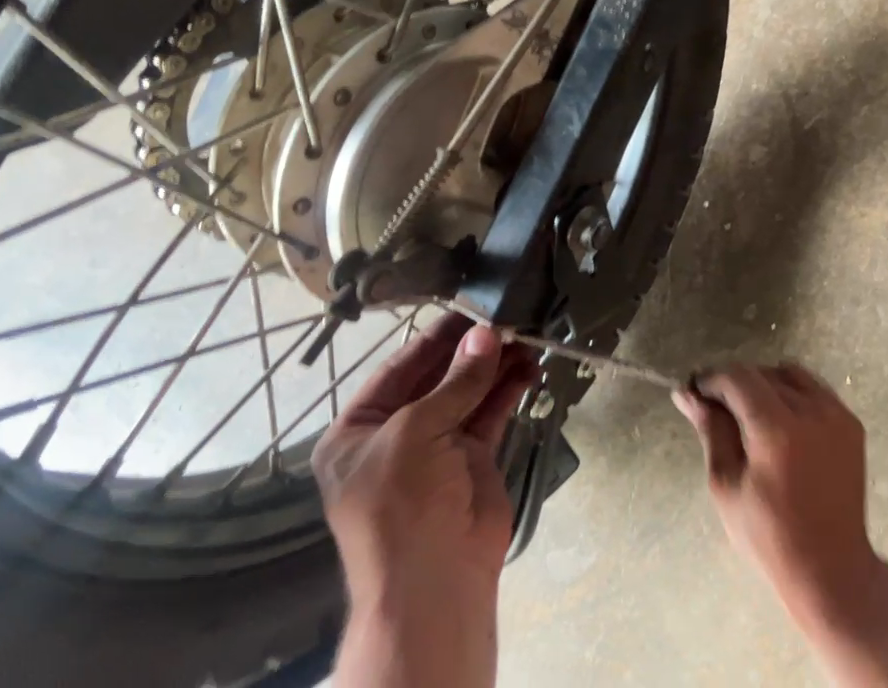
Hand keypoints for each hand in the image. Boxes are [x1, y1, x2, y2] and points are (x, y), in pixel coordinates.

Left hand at [313, 312, 535, 687]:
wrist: (434, 577)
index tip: (470, 309)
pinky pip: (491, 415)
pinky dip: (509, 390)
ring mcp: (438, 447)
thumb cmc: (401, 501)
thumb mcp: (416, 431)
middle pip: (436, 379)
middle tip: (507, 319)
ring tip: (526, 337)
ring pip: (469, 394)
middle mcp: (396, 435)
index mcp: (358, 431)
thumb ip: (456, 382)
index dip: (434, 340)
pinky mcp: (474, 458)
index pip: (397, 370)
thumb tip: (487, 334)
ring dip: (494, 367)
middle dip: (470, 351)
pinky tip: (528, 367)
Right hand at [674, 364, 883, 628]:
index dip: (712, 379)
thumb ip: (712, 430)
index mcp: (778, 429)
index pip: (740, 378)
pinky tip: (780, 424)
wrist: (829, 564)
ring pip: (793, 375)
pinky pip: (816, 392)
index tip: (695, 392)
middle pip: (765, 373)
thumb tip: (687, 394)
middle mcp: (813, 411)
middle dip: (736, 383)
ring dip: (766, 384)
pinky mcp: (852, 424)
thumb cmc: (767, 534)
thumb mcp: (727, 484)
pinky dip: (793, 396)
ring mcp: (837, 415)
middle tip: (715, 408)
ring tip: (748, 416)